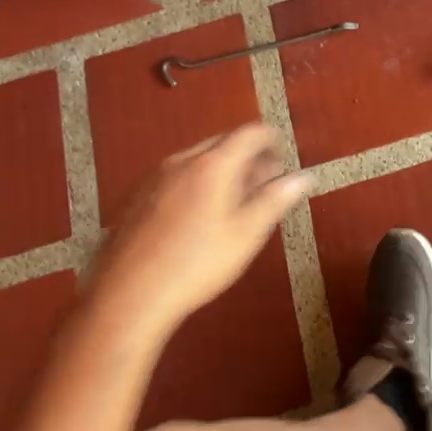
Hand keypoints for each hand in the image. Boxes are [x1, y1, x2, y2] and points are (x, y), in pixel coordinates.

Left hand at [92, 123, 311, 334]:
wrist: (127, 296)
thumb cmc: (196, 265)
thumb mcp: (245, 235)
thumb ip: (275, 200)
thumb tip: (303, 177)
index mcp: (213, 164)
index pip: (249, 133)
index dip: (271, 139)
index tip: (282, 155)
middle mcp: (183, 161)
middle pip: (223, 143)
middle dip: (248, 156)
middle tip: (264, 180)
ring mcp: (155, 177)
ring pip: (198, 160)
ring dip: (222, 170)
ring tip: (234, 200)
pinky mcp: (137, 197)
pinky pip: (176, 177)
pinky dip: (197, 183)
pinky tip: (198, 217)